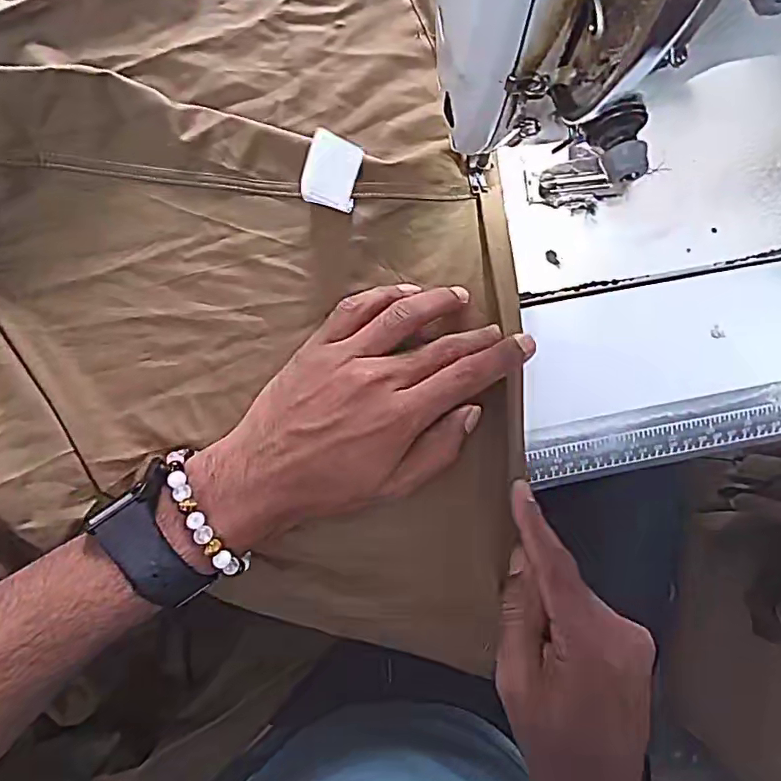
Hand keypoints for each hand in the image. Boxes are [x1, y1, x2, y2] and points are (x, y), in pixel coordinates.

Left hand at [178, 284, 532, 555]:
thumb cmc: (323, 486)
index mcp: (400, 415)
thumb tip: (468, 415)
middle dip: (478, 335)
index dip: (499, 358)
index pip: (464, 376)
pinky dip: (382, 296)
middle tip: (496, 329)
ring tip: (458, 297)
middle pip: (442, 345)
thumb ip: (437, 449)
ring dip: (436, 303)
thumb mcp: (391, 486)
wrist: (262, 474)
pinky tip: (401, 293)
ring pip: (402, 316)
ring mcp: (345, 358)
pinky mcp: (318, 348)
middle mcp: (377, 379)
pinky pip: (354, 310)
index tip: (518, 347)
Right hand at [496, 480, 655, 780]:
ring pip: (577, 599)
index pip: (557, 567)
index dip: (535, 527)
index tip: (521, 491)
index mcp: (590, 639)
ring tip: (542, 662)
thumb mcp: (515, 681)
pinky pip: (591, 614)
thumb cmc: (553, 745)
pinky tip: (561, 660)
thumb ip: (519, 614)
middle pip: (566, 584)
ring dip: (554, 612)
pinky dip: (569, 622)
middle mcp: (622, 629)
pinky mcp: (638, 645)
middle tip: (519, 634)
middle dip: (536, 591)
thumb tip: (521, 563)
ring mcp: (636, 637)